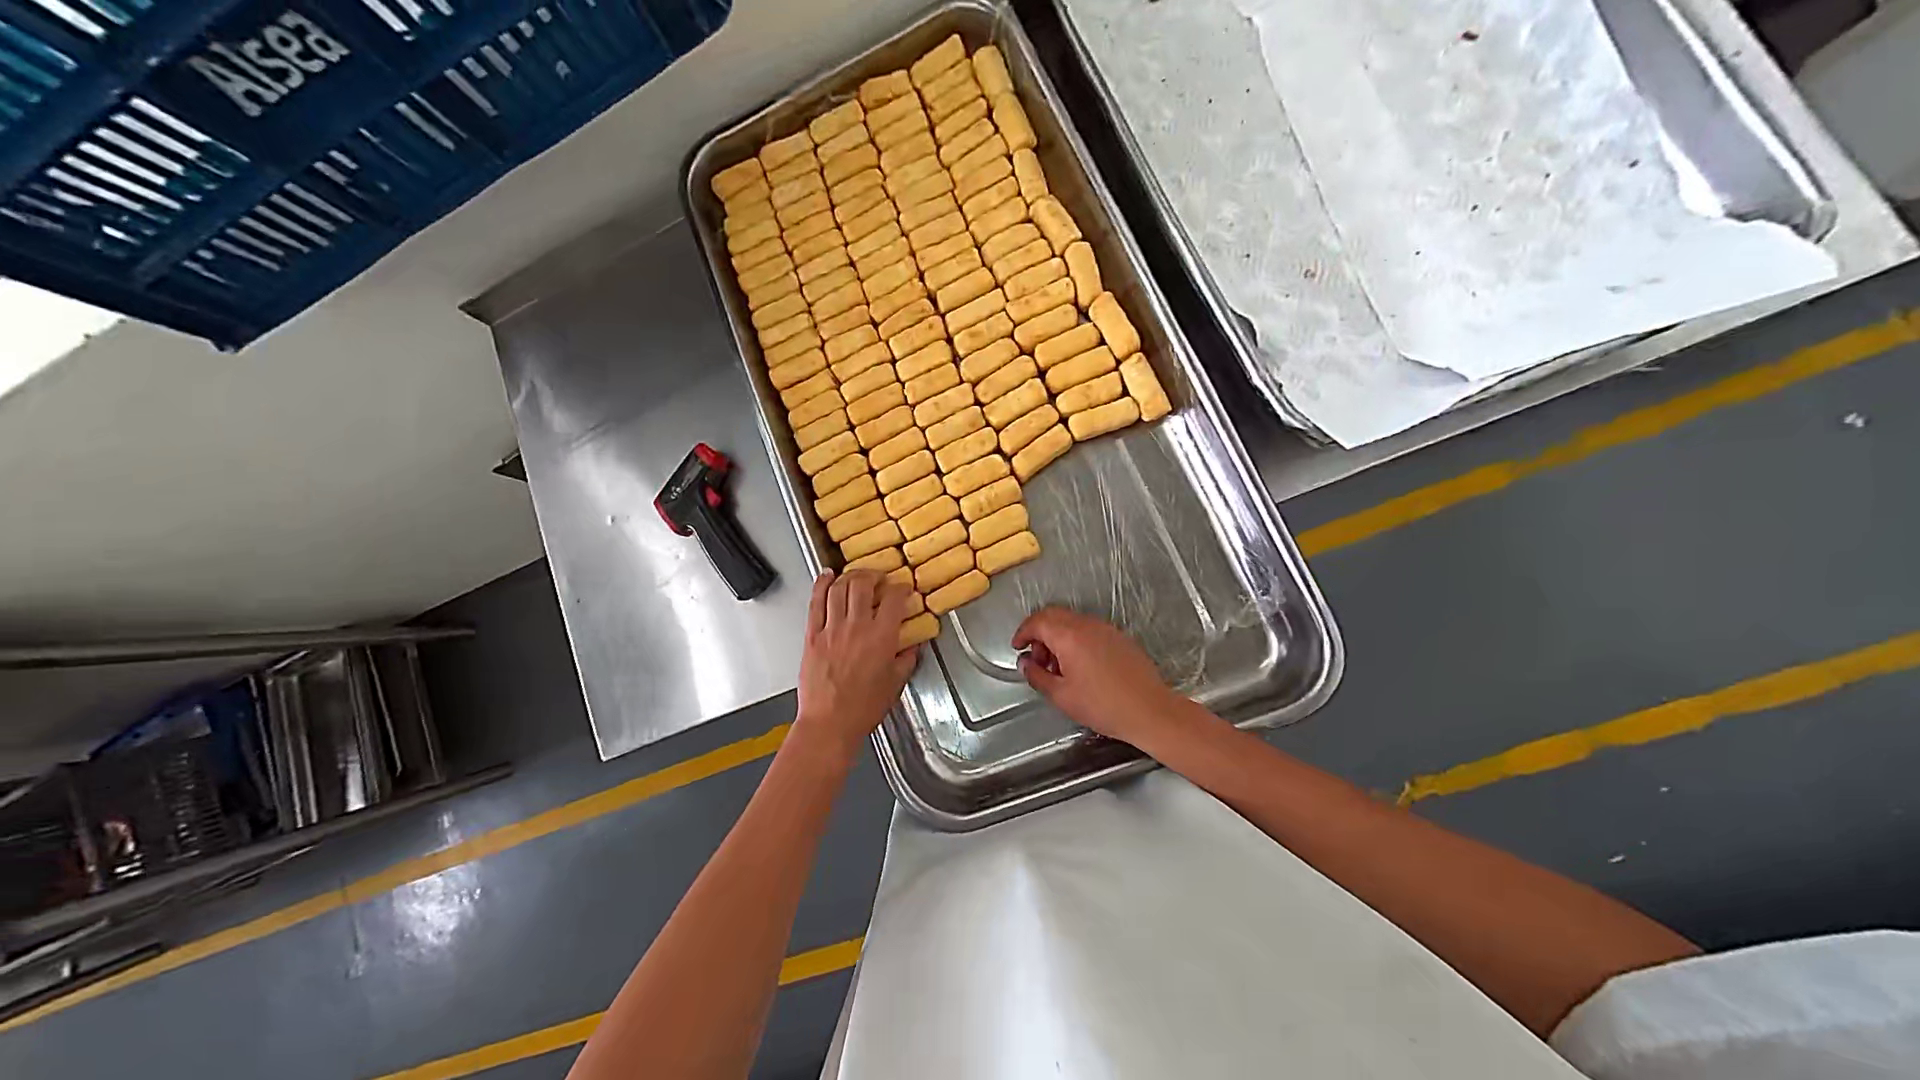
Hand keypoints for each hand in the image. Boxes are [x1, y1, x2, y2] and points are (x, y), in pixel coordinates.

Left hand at [794, 570, 918, 759]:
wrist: (830, 723)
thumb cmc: (862, 709)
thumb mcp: (894, 683)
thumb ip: (905, 660)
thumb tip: (912, 648)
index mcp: (881, 638)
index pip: (894, 598)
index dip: (900, 588)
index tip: (903, 588)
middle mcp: (856, 627)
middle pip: (863, 584)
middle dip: (873, 575)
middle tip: (878, 578)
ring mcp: (832, 629)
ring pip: (839, 588)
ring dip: (849, 576)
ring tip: (855, 575)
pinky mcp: (812, 636)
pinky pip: (815, 602)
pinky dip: (821, 585)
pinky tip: (826, 577)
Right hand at [1012, 608, 1199, 748]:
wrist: (1149, 711)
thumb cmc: (1105, 705)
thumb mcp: (1061, 696)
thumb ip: (1037, 676)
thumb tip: (1026, 665)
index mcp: (1070, 636)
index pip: (1038, 621)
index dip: (1022, 632)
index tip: (1018, 646)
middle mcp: (1088, 626)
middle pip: (1054, 616)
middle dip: (1039, 634)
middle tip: (1036, 659)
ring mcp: (1106, 629)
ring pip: (1072, 622)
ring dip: (1058, 638)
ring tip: (1058, 668)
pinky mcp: (1119, 638)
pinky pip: (1090, 630)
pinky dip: (1076, 641)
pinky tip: (1079, 667)